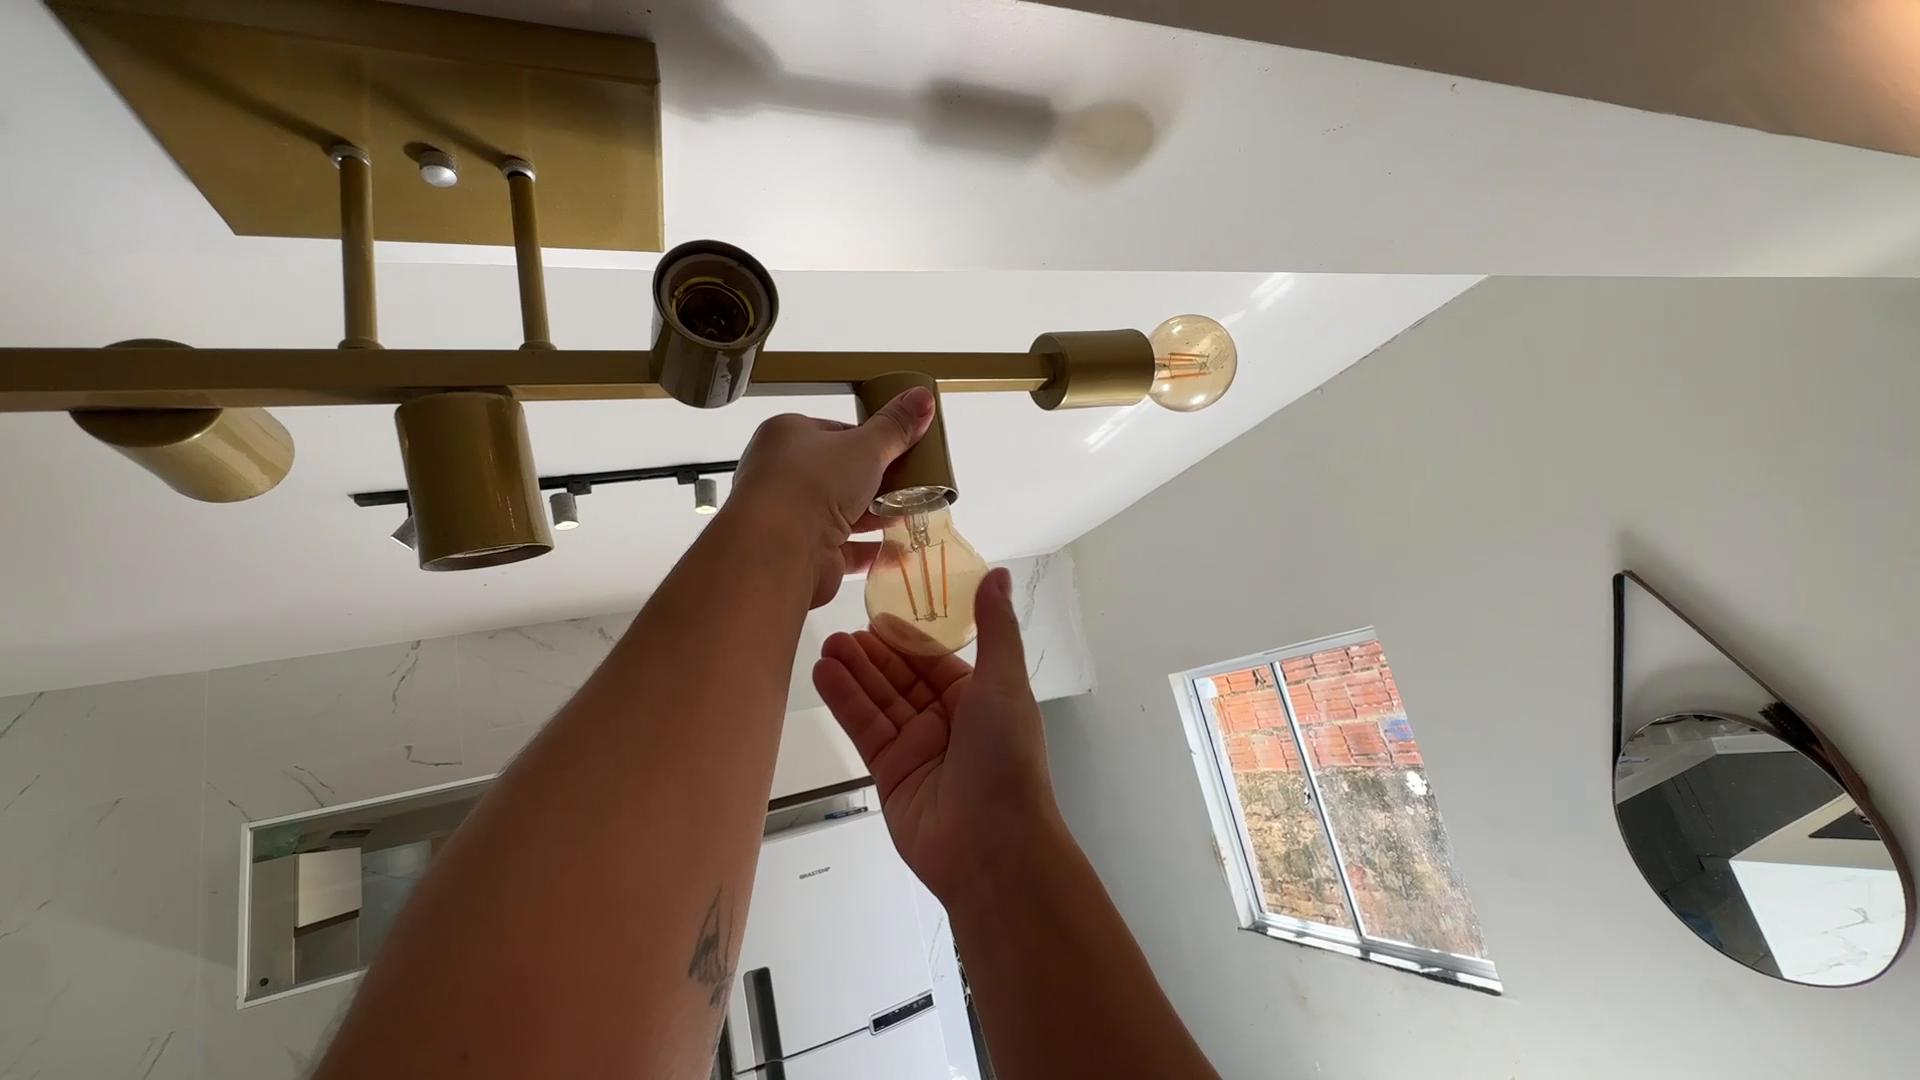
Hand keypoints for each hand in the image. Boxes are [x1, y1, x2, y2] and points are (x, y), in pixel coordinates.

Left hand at [725, 387, 934, 607]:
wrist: (779, 548)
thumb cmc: (811, 483)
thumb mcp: (865, 446)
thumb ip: (895, 427)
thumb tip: (922, 398)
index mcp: (788, 435)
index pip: (836, 433)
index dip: (870, 441)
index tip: (899, 449)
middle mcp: (783, 475)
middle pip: (841, 476)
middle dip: (877, 482)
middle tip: (912, 483)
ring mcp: (792, 517)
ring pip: (843, 514)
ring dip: (876, 516)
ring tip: (910, 514)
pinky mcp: (804, 554)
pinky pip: (844, 549)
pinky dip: (871, 550)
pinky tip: (897, 549)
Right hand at [812, 567, 1064, 904]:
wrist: (993, 846)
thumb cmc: (1005, 758)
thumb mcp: (1005, 683)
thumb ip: (996, 628)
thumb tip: (999, 573)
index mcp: (980, 698)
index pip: (936, 659)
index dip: (907, 639)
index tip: (875, 617)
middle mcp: (949, 721)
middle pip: (903, 679)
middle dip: (873, 655)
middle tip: (838, 631)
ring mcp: (918, 748)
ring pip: (880, 702)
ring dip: (854, 674)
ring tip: (825, 645)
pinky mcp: (890, 774)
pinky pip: (865, 729)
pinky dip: (845, 703)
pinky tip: (824, 675)